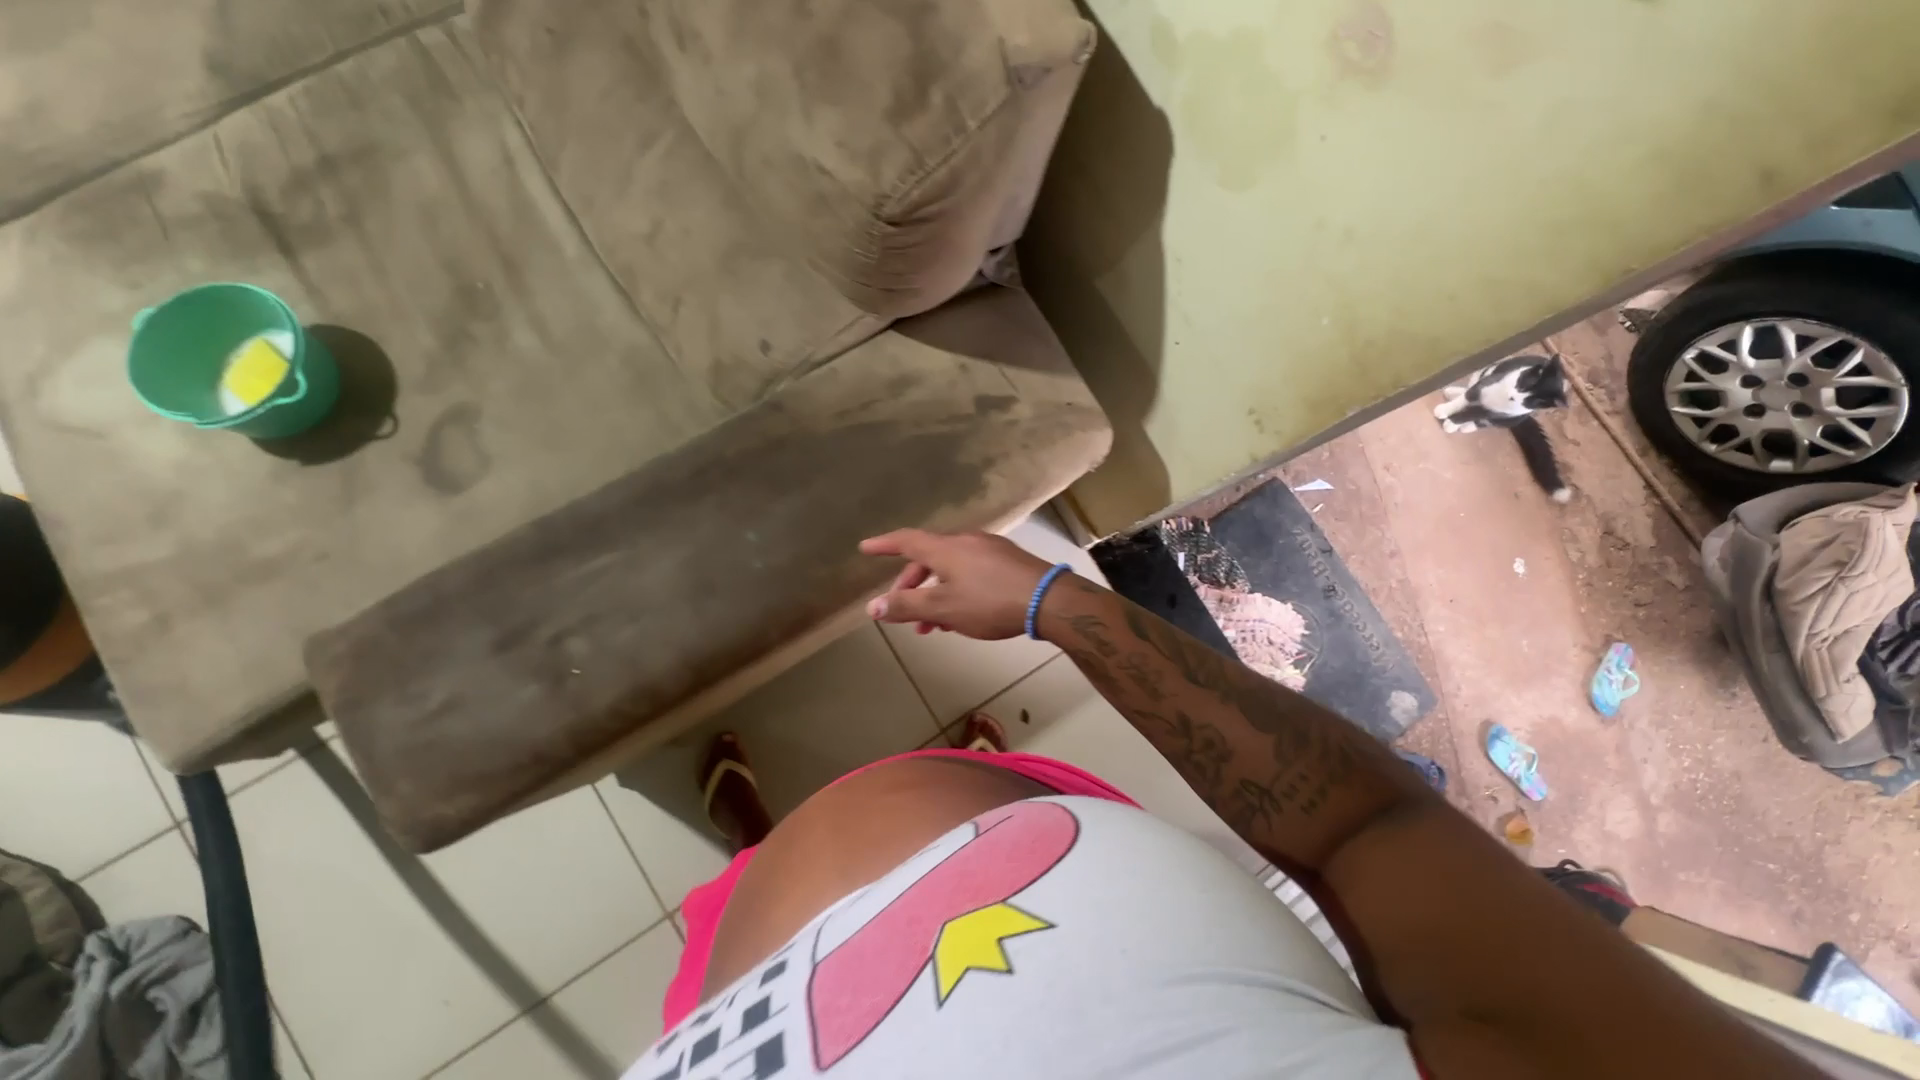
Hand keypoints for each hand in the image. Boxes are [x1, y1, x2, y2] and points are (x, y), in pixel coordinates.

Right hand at [859, 529, 1054, 639]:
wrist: (1050, 600)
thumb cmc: (990, 603)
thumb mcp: (943, 609)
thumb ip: (906, 607)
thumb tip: (872, 606)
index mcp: (945, 548)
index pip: (906, 540)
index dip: (884, 545)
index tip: (865, 548)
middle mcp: (966, 541)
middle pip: (928, 558)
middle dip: (912, 586)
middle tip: (905, 614)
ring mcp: (990, 549)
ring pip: (951, 568)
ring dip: (936, 595)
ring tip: (933, 626)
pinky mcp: (1009, 561)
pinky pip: (971, 572)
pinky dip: (957, 590)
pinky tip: (962, 616)